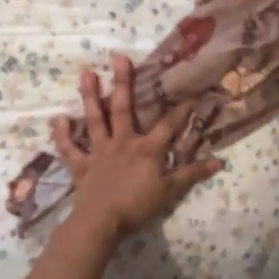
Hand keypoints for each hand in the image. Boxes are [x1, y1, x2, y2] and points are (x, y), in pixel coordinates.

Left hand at [51, 54, 222, 238]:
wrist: (100, 222)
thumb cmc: (138, 205)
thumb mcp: (171, 191)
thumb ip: (192, 173)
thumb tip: (219, 162)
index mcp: (147, 149)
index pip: (169, 125)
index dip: (182, 109)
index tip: (192, 91)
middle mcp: (122, 142)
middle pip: (123, 108)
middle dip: (122, 82)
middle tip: (117, 57)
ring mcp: (98, 151)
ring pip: (94, 119)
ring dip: (89, 96)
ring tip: (86, 72)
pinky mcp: (80, 165)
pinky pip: (69, 148)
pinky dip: (63, 134)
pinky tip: (58, 118)